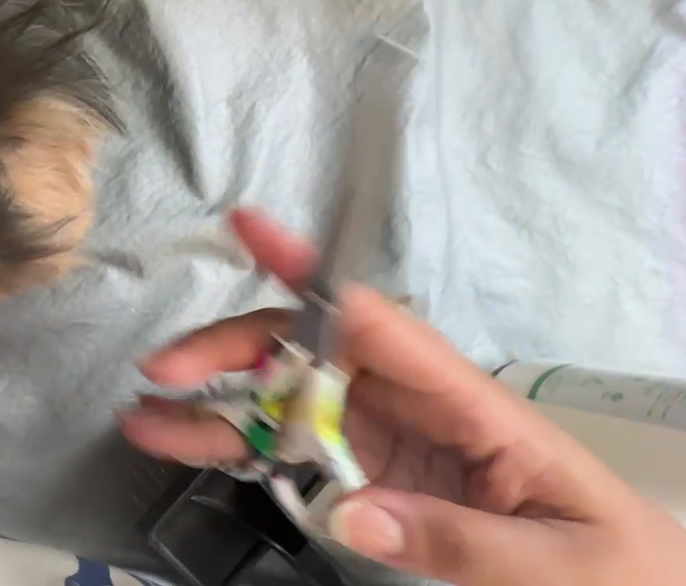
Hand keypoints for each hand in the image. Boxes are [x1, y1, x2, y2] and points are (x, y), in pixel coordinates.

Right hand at [119, 209, 685, 585]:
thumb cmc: (628, 572)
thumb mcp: (569, 569)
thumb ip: (463, 541)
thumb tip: (351, 512)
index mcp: (459, 399)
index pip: (369, 318)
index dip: (303, 266)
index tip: (245, 221)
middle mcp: (398, 400)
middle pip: (295, 351)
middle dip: (225, 352)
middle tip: (164, 368)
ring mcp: (369, 434)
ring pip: (270, 400)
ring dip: (203, 405)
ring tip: (142, 418)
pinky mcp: (351, 471)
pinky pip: (274, 447)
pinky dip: (220, 441)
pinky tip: (172, 440)